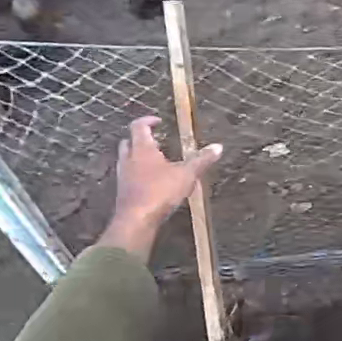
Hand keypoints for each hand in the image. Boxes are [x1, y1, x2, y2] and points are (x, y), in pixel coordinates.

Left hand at [97, 116, 222, 259]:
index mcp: (142, 149)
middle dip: (141, 139)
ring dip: (138, 156)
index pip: (139, 126)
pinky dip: (138, 173)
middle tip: (156, 141)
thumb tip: (218, 147)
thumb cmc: (160, 192)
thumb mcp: (186, 175)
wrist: (136, 220)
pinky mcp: (123, 191)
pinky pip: (129, 175)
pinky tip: (151, 182)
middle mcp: (129, 159)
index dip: (148, 121)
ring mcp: (123, 175)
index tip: (158, 121)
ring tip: (156, 161)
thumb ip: (201, 160)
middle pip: (129, 141)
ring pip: (127, 159)